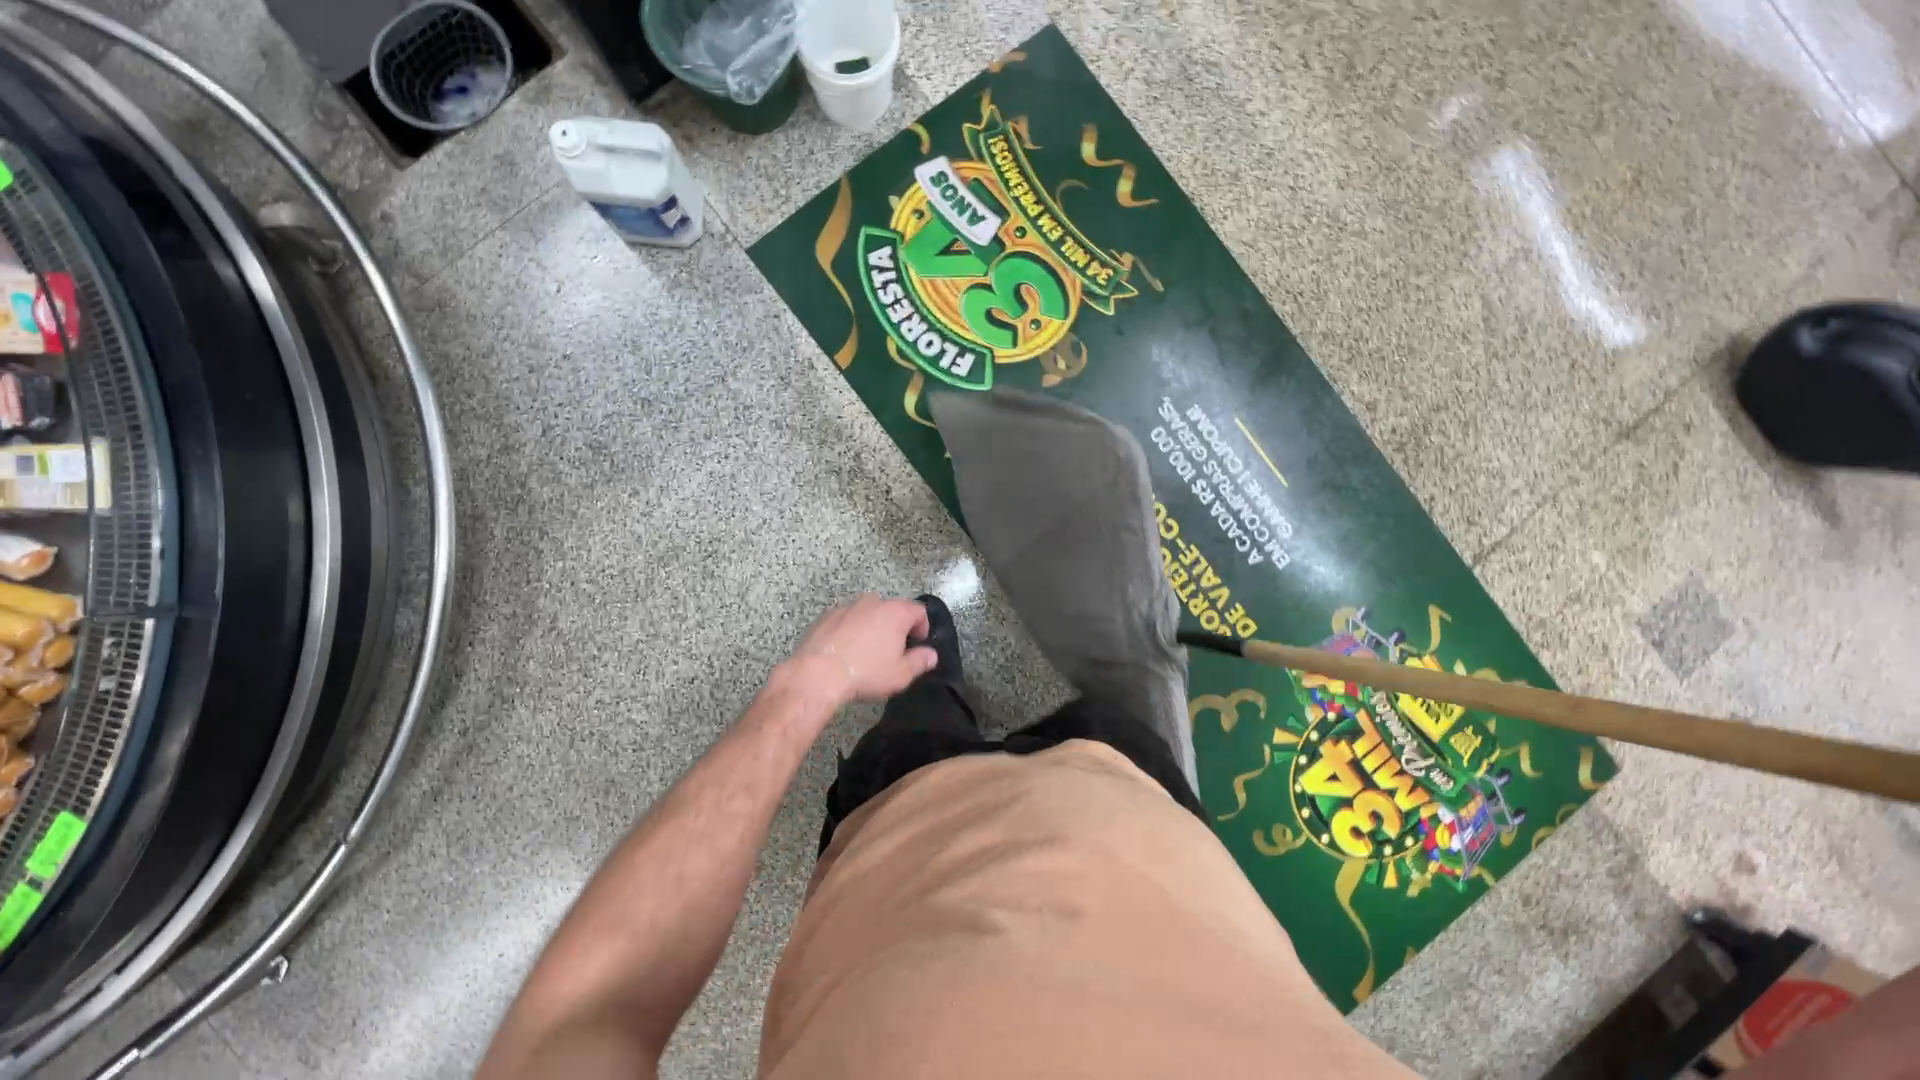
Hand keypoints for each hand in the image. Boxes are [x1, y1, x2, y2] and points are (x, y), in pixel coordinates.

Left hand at [779, 595, 937, 709]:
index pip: (919, 610)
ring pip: (868, 613)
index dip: (923, 627)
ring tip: (867, 652)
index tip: (917, 644)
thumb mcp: (901, 674)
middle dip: (896, 626)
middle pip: (892, 609)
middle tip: (893, 650)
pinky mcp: (827, 616)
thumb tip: (931, 654)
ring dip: (872, 627)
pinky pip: (847, 619)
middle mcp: (872, 602)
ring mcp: (847, 607)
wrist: (818, 674)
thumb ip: (920, 661)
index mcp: (895, 612)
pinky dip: (851, 630)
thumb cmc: (866, 673)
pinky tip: (846, 651)